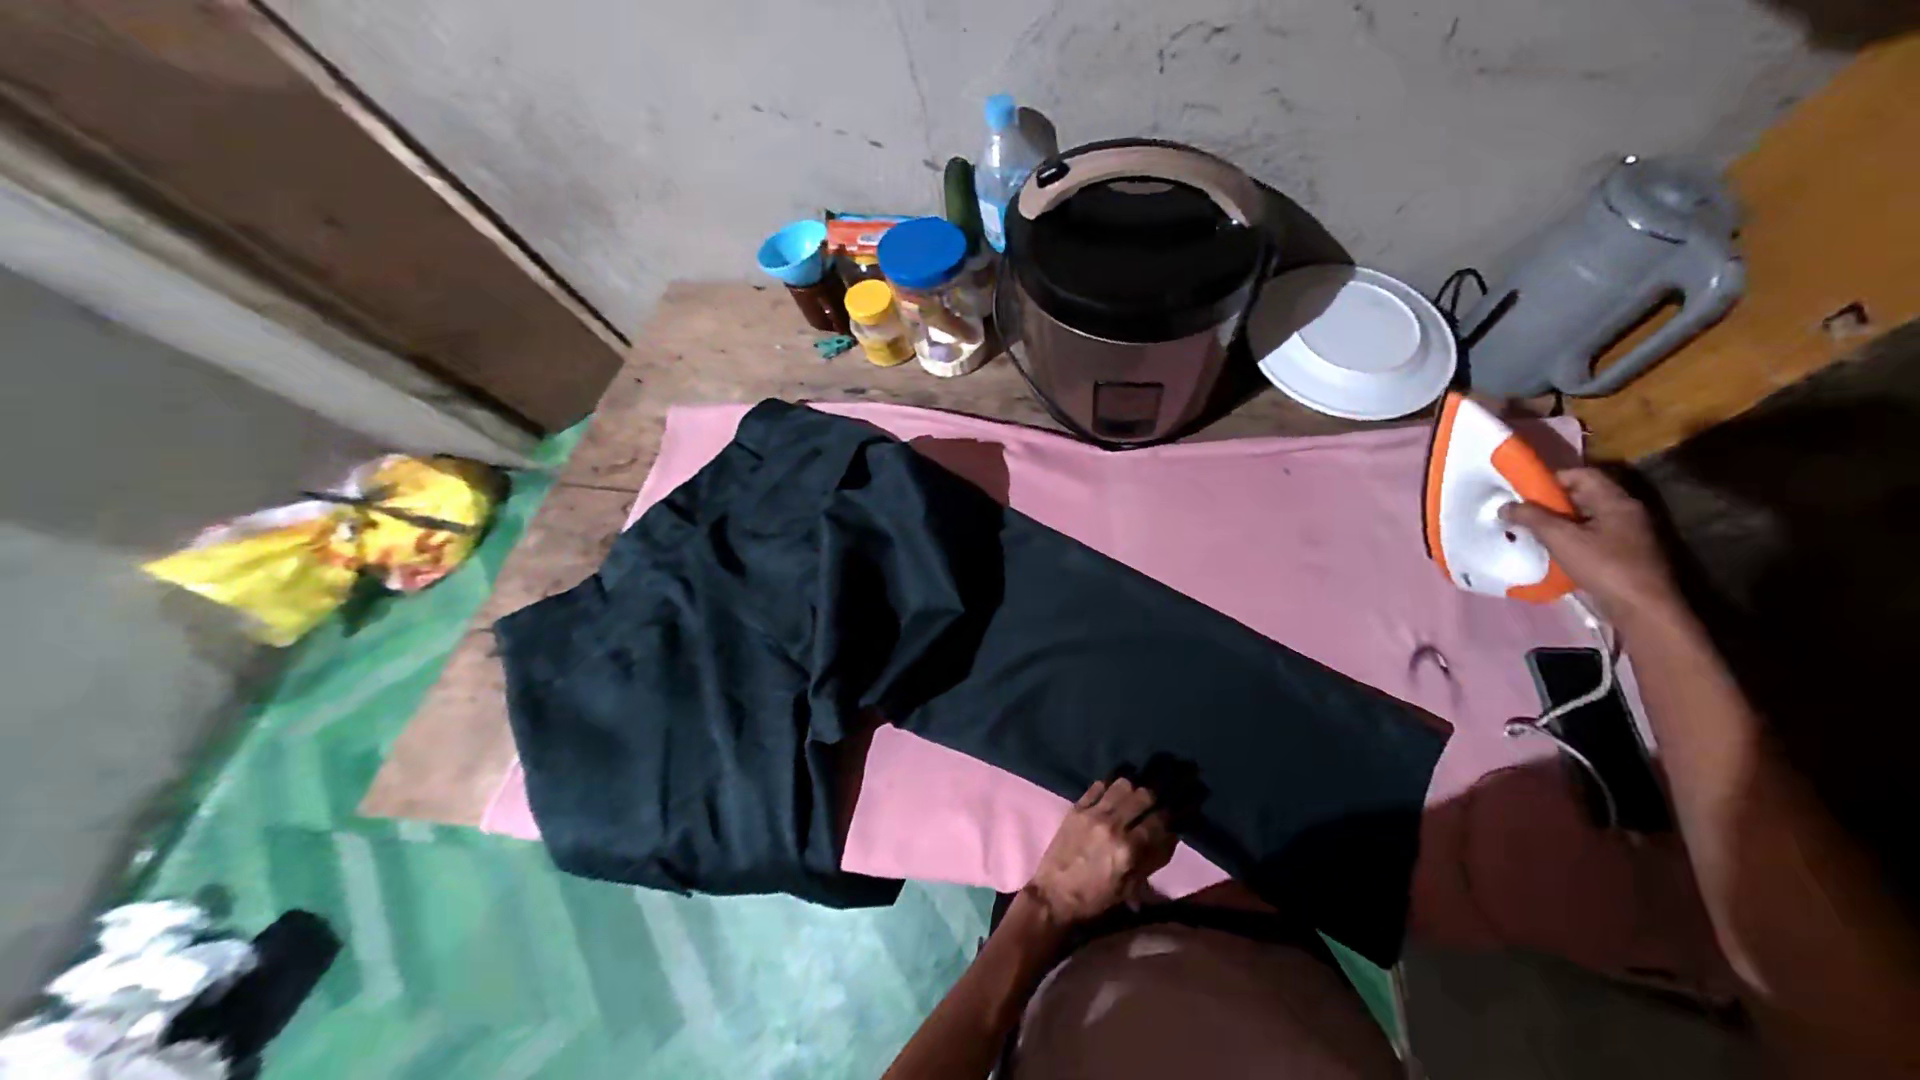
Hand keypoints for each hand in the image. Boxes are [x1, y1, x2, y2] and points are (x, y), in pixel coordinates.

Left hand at [1025, 778, 1176, 925]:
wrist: (1054, 894)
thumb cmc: (1096, 898)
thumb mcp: (1131, 886)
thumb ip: (1153, 858)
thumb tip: (1173, 833)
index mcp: (1129, 849)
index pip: (1162, 820)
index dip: (1182, 808)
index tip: (1196, 798)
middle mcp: (1113, 825)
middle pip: (1145, 794)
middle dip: (1167, 783)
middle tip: (1183, 773)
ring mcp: (1092, 813)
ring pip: (1123, 784)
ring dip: (1140, 778)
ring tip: (1152, 772)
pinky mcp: (1076, 807)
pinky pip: (1099, 785)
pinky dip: (1114, 781)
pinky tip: (1123, 778)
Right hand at [1501, 467, 1681, 624]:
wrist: (1641, 607)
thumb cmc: (1603, 566)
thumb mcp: (1561, 539)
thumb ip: (1532, 518)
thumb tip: (1505, 505)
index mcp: (1615, 502)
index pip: (1582, 475)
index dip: (1552, 478)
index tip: (1524, 491)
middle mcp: (1625, 511)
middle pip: (1584, 494)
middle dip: (1551, 501)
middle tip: (1522, 512)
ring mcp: (1627, 532)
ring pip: (1586, 516)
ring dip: (1558, 520)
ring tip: (1531, 531)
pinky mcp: (1624, 551)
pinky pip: (1591, 534)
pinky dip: (1569, 536)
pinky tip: (1552, 548)